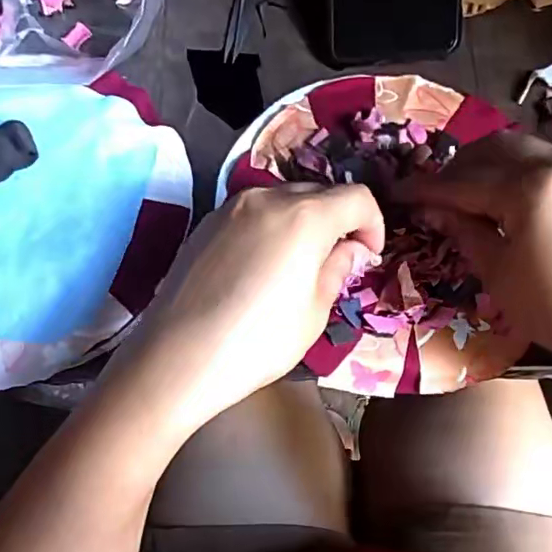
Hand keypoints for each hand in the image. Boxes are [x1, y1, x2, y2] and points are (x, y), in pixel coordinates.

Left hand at [106, 183, 384, 434]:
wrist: (178, 357)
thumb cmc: (258, 342)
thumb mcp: (314, 313)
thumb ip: (337, 269)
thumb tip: (350, 247)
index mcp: (305, 217)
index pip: (357, 197)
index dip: (373, 223)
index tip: (369, 254)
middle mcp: (268, 198)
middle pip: (319, 193)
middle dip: (338, 221)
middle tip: (338, 261)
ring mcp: (231, 207)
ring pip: (283, 200)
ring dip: (303, 222)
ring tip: (299, 265)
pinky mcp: (206, 223)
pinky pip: (253, 213)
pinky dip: (271, 228)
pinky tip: (262, 267)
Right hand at [400, 131, 551, 390]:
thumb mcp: (500, 275)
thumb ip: (465, 232)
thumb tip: (435, 210)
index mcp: (531, 188)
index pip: (465, 181)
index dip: (427, 188)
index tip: (401, 193)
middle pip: (494, 148)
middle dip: (459, 167)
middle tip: (436, 195)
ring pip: (525, 148)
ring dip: (490, 164)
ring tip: (471, 196)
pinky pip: (551, 161)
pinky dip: (522, 171)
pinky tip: (511, 200)